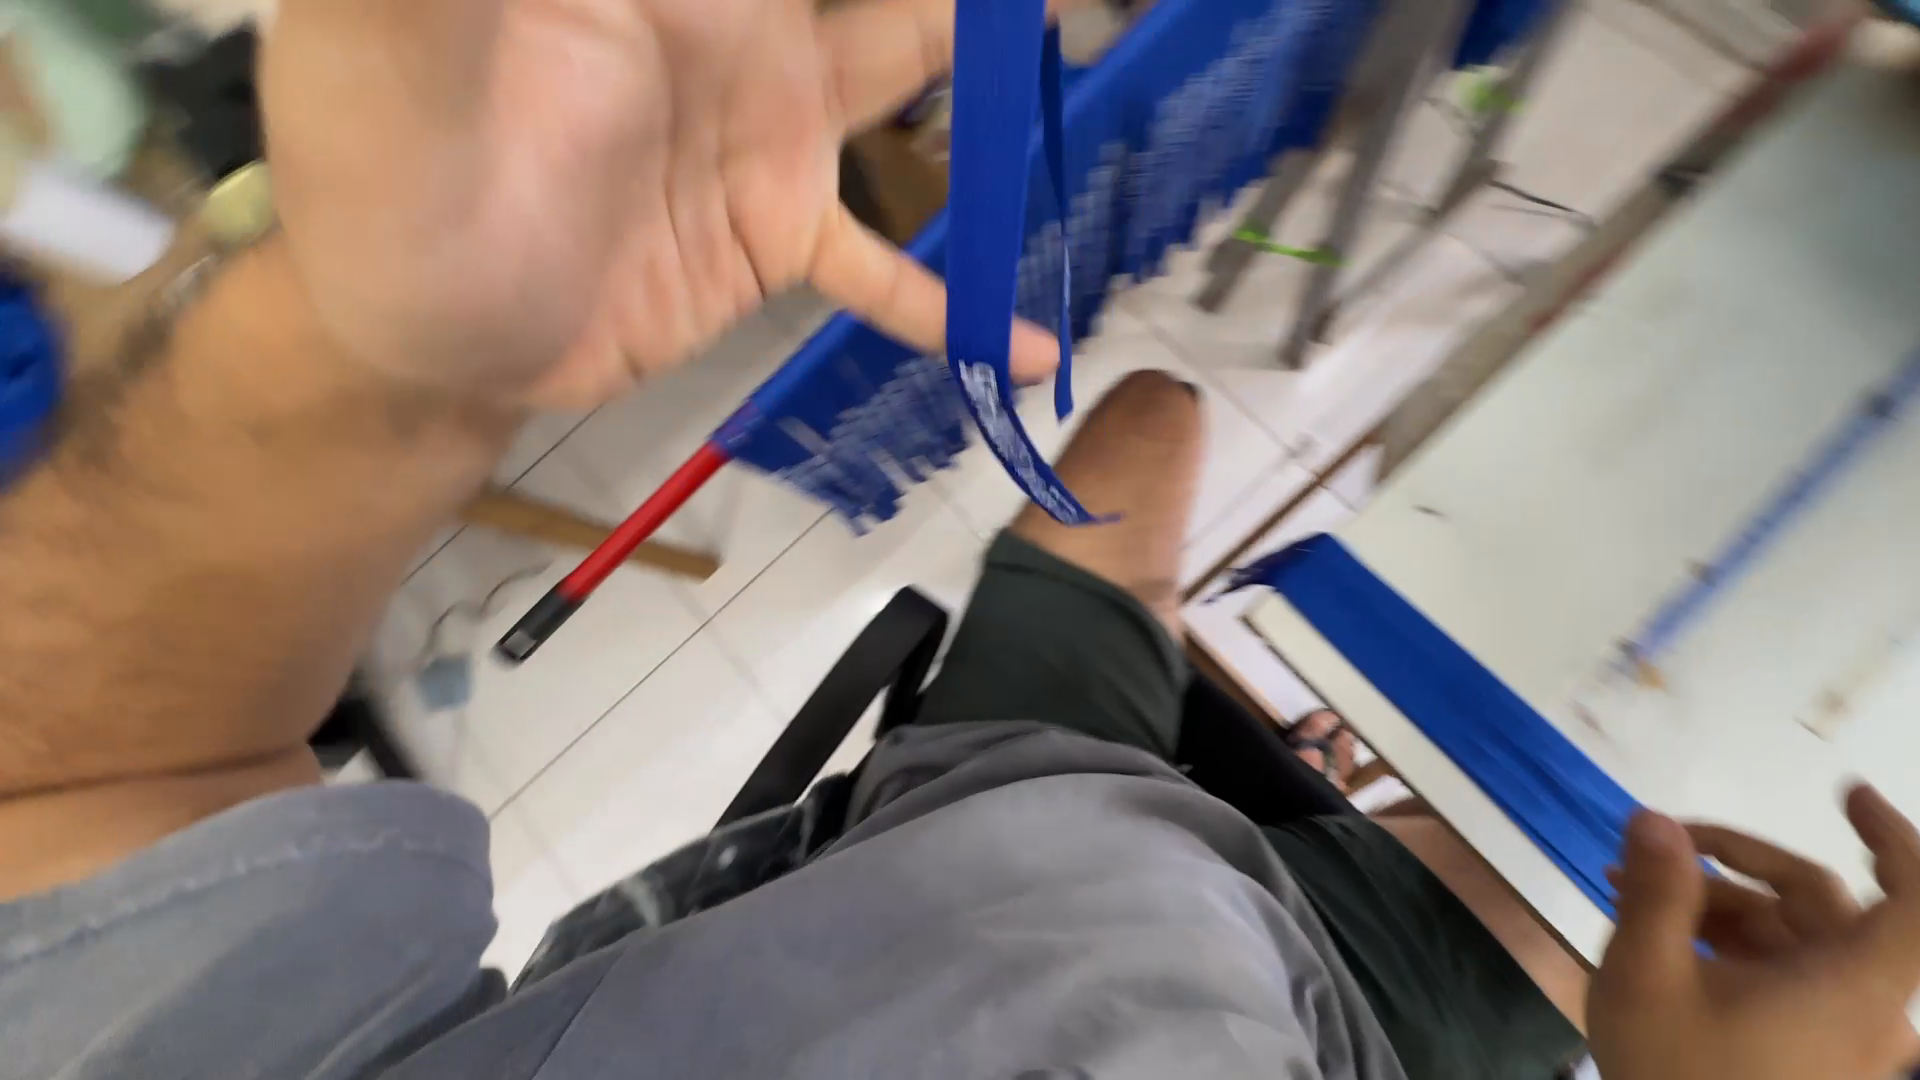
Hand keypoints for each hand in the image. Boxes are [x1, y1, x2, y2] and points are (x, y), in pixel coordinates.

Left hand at [261, 0, 1061, 409]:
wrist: (438, 344)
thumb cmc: (389, 206)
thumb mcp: (397, 64)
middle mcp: (728, 17)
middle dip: (961, 3)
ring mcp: (771, 132)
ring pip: (906, 78)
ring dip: (992, 80)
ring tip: (1090, 45)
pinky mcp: (783, 238)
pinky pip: (886, 270)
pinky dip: (950, 305)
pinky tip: (1027, 344)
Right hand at [1591, 785, 1919, 1079]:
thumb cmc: (1678, 1069)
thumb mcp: (1647, 973)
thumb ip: (1656, 892)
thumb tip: (1654, 818)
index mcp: (1846, 986)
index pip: (1915, 904)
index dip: (1898, 840)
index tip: (1845, 791)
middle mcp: (1861, 1000)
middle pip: (1820, 898)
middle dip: (1732, 856)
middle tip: (1654, 838)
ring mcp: (1838, 1021)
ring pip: (1788, 926)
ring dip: (1712, 893)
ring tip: (1627, 884)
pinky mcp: (1811, 1036)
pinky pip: (1776, 959)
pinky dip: (1719, 929)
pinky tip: (1654, 922)